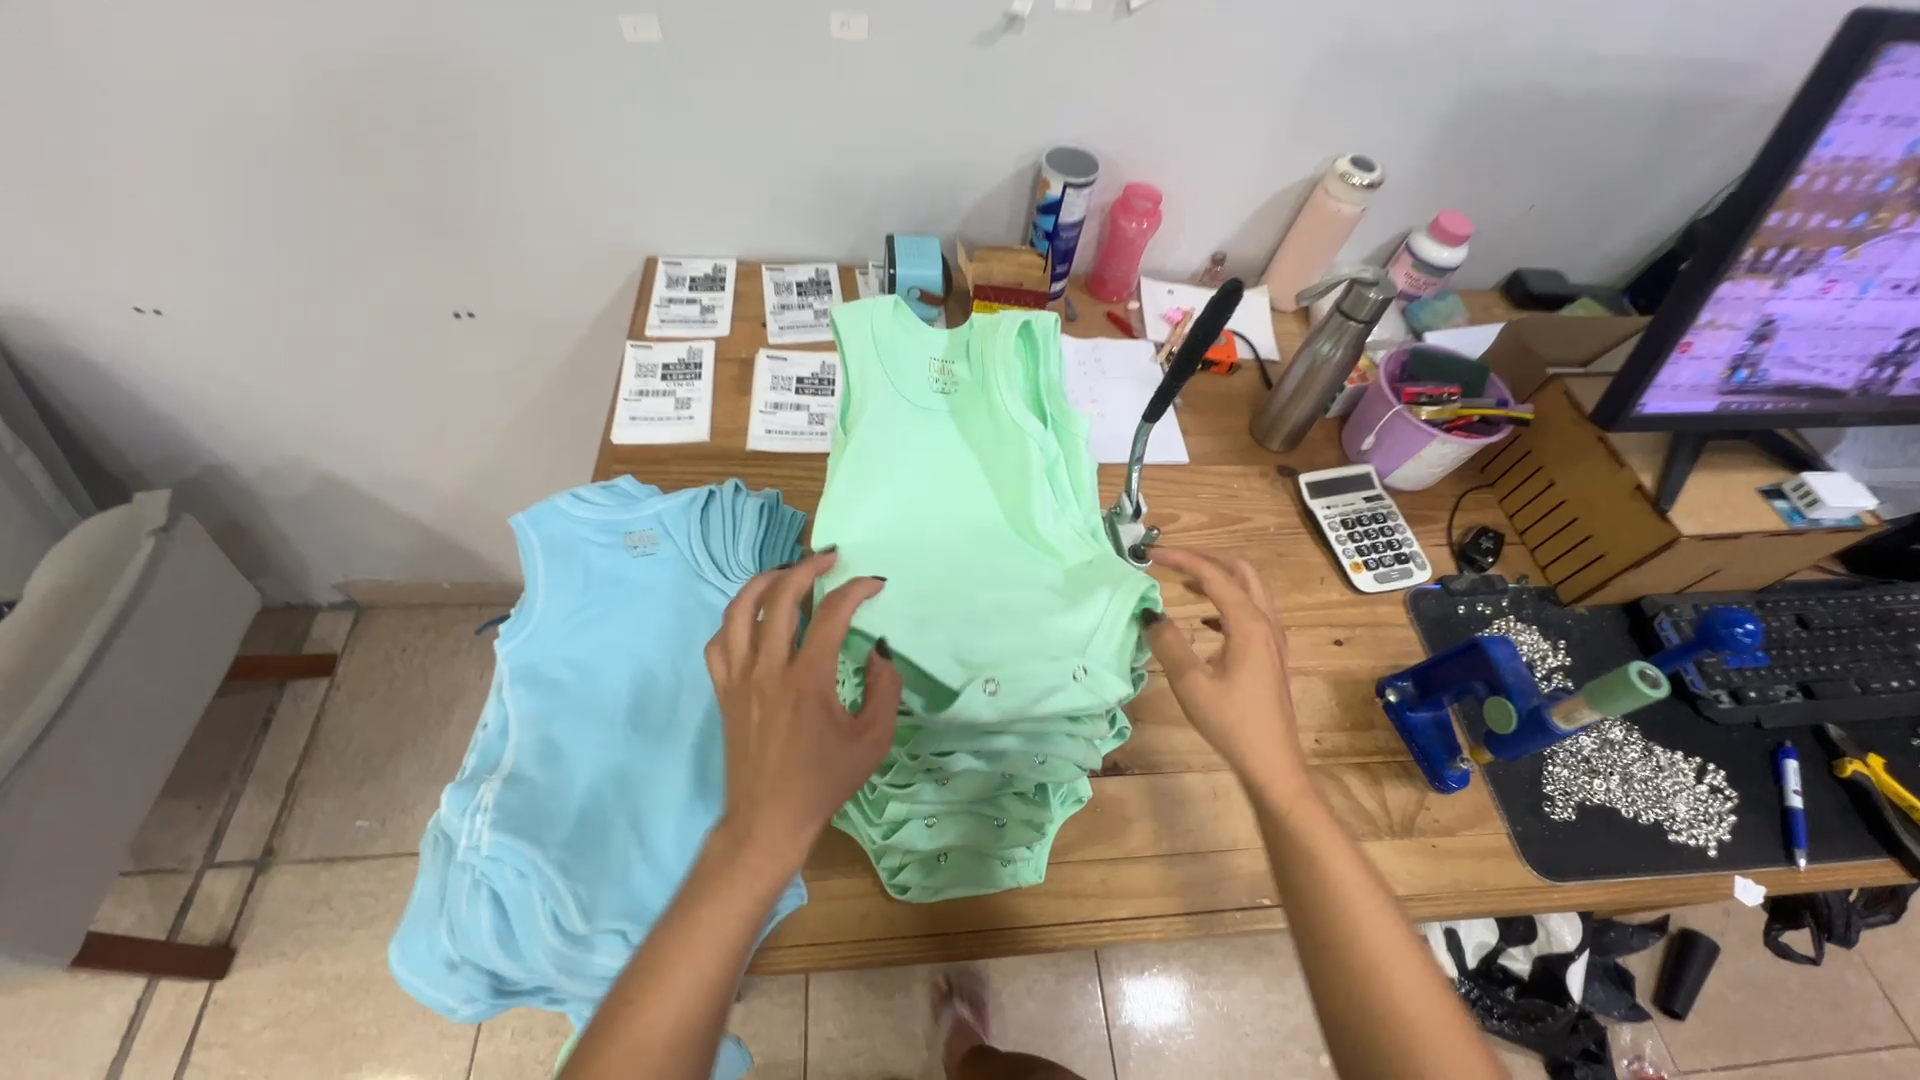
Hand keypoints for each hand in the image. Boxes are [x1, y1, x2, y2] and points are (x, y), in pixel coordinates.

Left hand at [704, 550, 901, 866]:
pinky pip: (719, 641)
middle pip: (780, 597)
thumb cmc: (825, 781)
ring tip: (786, 573)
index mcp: (808, 678)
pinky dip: (734, 619)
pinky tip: (752, 618)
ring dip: (764, 582)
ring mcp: (739, 677)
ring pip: (740, 610)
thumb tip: (879, 652)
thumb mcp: (873, 739)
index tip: (875, 584)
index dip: (857, 590)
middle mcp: (768, 668)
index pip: (833, 614)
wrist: (769, 818)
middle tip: (829, 559)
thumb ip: (885, 689)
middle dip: (807, 568)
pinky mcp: (723, 691)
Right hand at [1141, 547, 1303, 788]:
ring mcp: (1273, 639)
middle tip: (1171, 563)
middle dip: (1205, 560)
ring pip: (1249, 590)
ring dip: (1218, 580)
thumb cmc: (1231, 723)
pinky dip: (1226, 602)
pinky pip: (1251, 612)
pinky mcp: (1271, 654)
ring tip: (1183, 584)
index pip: (1213, 575)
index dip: (1181, 559)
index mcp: (1247, 624)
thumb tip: (1151, 614)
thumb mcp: (1190, 683)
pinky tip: (1205, 620)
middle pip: (1240, 571)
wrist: (1271, 761)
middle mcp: (1266, 623)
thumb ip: (1168, 643)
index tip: (1150, 555)